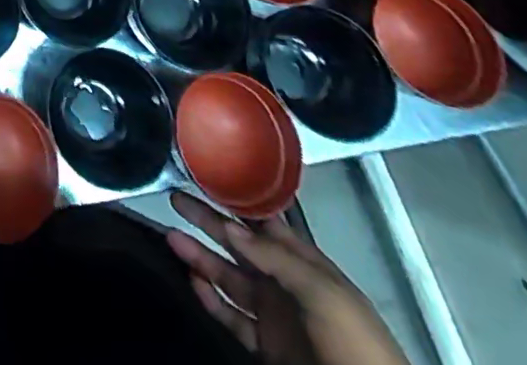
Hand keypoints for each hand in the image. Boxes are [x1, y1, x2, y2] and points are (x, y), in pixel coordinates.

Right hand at [165, 191, 411, 364]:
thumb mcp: (323, 292)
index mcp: (305, 263)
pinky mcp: (264, 345)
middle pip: (239, 247)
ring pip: (229, 279)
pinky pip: (231, 317)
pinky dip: (210, 299)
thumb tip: (230, 226)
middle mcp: (285, 282)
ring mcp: (274, 314)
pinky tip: (193, 282)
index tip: (206, 181)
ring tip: (171, 237)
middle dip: (209, 222)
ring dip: (201, 258)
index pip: (264, 225)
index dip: (236, 203)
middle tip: (176, 199)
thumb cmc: (354, 340)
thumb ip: (276, 258)